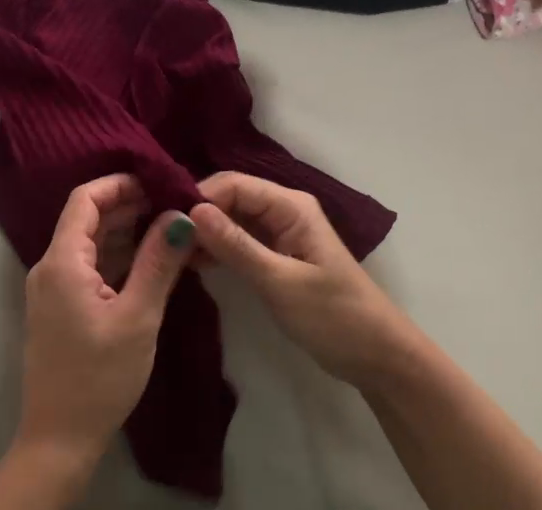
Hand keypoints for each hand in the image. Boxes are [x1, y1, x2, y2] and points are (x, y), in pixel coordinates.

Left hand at [17, 174, 196, 462]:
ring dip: (126, 231)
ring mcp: (53, 289)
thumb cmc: (99, 376)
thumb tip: (180, 215)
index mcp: (62, 261)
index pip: (85, 199)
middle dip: (128, 205)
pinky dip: (118, 257)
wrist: (59, 438)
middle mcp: (50, 266)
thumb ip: (158, 263)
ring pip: (90, 243)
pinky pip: (89, 266)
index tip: (157, 179)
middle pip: (87, 218)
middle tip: (173, 201)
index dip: (119, 183)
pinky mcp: (61, 308)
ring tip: (169, 225)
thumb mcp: (137, 317)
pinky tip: (150, 260)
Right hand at [190, 172, 411, 387]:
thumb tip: (192, 211)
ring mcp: (279, 233)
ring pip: (231, 219)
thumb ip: (236, 245)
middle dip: (198, 214)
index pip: (233, 184)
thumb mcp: (280, 282)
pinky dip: (217, 249)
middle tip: (165, 240)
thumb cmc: (334, 316)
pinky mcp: (275, 256)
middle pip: (230, 197)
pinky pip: (238, 240)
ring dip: (205, 232)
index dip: (200, 198)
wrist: (377, 357)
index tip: (168, 223)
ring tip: (173, 253)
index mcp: (290, 206)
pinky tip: (194, 264)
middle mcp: (283, 210)